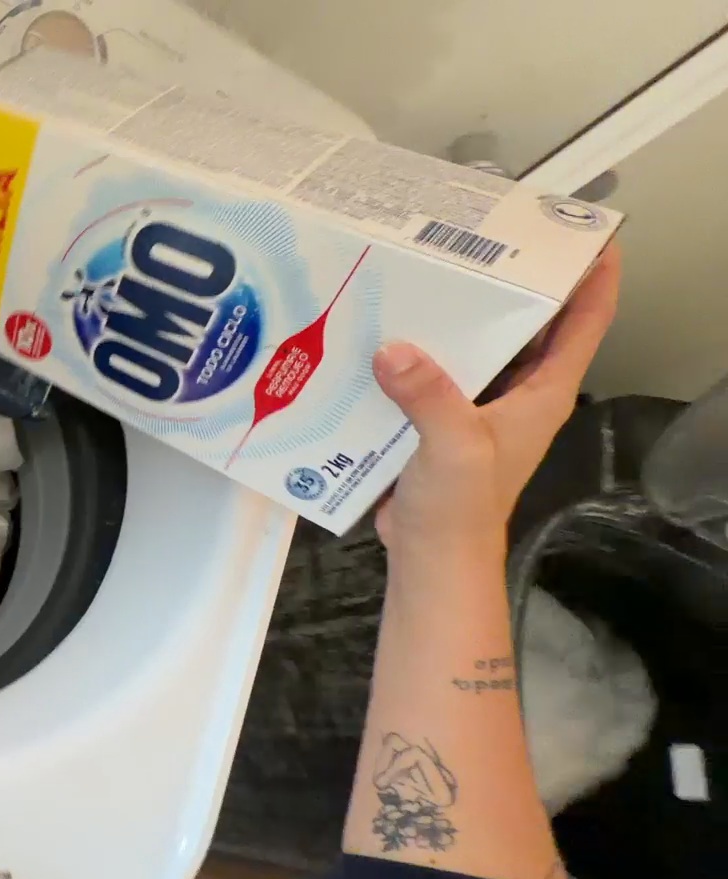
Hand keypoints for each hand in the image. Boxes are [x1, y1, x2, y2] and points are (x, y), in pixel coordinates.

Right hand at [372, 244, 620, 553]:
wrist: (429, 550)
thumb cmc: (461, 502)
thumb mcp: (453, 445)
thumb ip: (429, 396)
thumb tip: (392, 348)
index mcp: (541, 394)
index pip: (583, 323)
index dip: (592, 278)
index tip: (578, 237)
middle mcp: (513, 397)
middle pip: (523, 333)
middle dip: (507, 293)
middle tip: (474, 254)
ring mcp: (472, 412)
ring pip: (470, 356)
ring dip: (449, 328)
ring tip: (417, 293)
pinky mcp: (433, 427)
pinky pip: (427, 383)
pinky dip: (408, 364)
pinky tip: (376, 350)